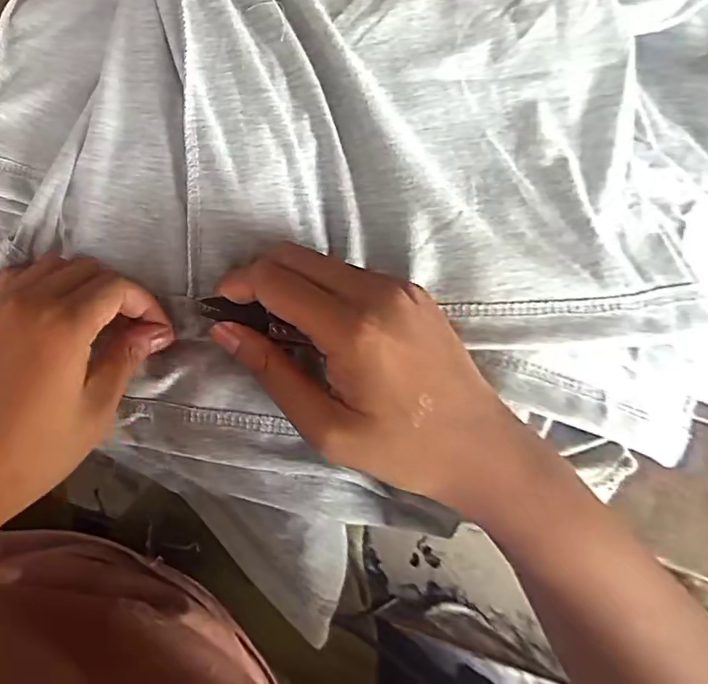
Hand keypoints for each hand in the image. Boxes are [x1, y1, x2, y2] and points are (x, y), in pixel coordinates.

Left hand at [0, 254, 173, 559]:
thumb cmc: (36, 450)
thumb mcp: (94, 410)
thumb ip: (123, 359)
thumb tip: (153, 332)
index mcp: (64, 324)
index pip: (116, 287)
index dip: (145, 303)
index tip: (159, 332)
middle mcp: (33, 298)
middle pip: (88, 269)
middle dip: (118, 292)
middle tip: (132, 329)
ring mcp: (5, 299)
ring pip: (56, 264)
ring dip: (83, 282)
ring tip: (96, 319)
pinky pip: (23, 272)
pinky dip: (46, 279)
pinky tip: (55, 309)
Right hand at [207, 243, 537, 519]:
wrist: (489, 453)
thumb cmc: (403, 450)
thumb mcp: (325, 426)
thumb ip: (269, 370)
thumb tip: (223, 330)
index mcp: (354, 329)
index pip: (274, 279)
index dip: (236, 286)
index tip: (218, 307)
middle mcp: (376, 293)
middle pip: (290, 255)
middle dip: (254, 275)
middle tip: (240, 312)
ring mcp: (397, 286)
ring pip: (315, 259)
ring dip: (284, 279)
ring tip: (277, 322)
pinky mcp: (409, 289)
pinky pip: (343, 271)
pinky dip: (314, 285)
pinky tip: (316, 323)